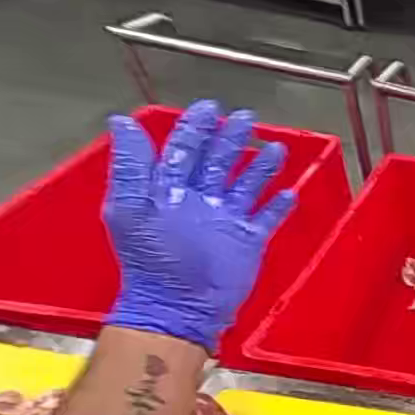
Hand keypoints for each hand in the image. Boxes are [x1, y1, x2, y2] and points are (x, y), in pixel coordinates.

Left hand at [102, 100, 298, 351]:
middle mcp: (201, 200)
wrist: (181, 305)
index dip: (196, 127)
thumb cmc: (152, 259)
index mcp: (170, 190)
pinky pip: (267, 219)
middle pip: (220, 161)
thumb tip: (124, 121)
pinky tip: (290, 192)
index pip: (184, 149)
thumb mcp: (129, 208)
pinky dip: (278, 206)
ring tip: (276, 147)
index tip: (210, 108)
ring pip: (247, 185)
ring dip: (261, 166)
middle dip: (232, 139)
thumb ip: (130, 166)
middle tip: (246, 118)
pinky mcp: (249, 242)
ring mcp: (228, 221)